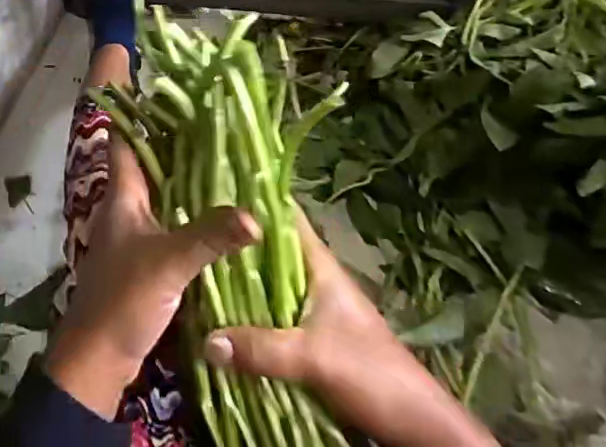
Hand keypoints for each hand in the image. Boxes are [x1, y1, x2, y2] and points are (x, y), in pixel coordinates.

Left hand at [45, 136, 258, 418]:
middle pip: (148, 162)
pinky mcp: (147, 257)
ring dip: (184, 176)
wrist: (100, 354)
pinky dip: (189, 210)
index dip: (138, 113)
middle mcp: (127, 205)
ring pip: (161, 191)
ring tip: (222, 158)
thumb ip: (209, 236)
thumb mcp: (169, 262)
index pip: (126, 140)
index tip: (164, 89)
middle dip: (173, 142)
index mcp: (123, 194)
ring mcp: (135, 231)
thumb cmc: (123, 296)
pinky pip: (169, 219)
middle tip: (210, 120)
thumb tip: (256, 214)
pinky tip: (216, 211)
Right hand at [204, 212, 496, 446]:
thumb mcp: (314, 358)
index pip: (282, 212)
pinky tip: (217, 307)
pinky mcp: (307, 333)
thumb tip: (205, 339)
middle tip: (189, 226)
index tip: (211, 183)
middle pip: (265, 244)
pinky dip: (245, 304)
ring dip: (236, 273)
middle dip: (231, 236)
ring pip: (264, 277)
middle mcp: (311, 275)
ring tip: (192, 261)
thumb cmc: (372, 373)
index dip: (250, 194)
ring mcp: (310, 304)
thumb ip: (261, 348)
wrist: (416, 426)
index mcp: (317, 262)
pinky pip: (267, 308)